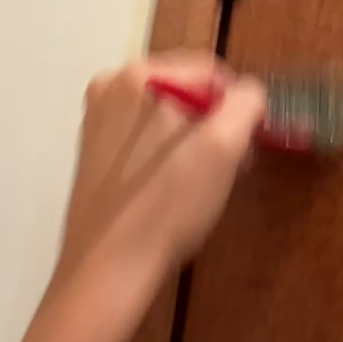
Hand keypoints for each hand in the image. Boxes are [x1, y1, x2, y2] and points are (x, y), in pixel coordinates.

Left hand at [55, 50, 265, 290]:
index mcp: (139, 75)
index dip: (238, 105)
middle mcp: (111, 85)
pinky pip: (145, 131)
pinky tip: (174, 185)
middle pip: (186, 87)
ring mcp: (98, 117)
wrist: (108, 271)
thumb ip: (246, 104)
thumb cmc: (168, 207)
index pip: (210, 70)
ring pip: (167, 110)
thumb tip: (249, 93)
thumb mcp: (223, 149)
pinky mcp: (93, 147)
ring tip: (205, 179)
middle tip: (232, 165)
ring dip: (194, 136)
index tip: (248, 145)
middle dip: (216, 121)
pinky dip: (167, 149)